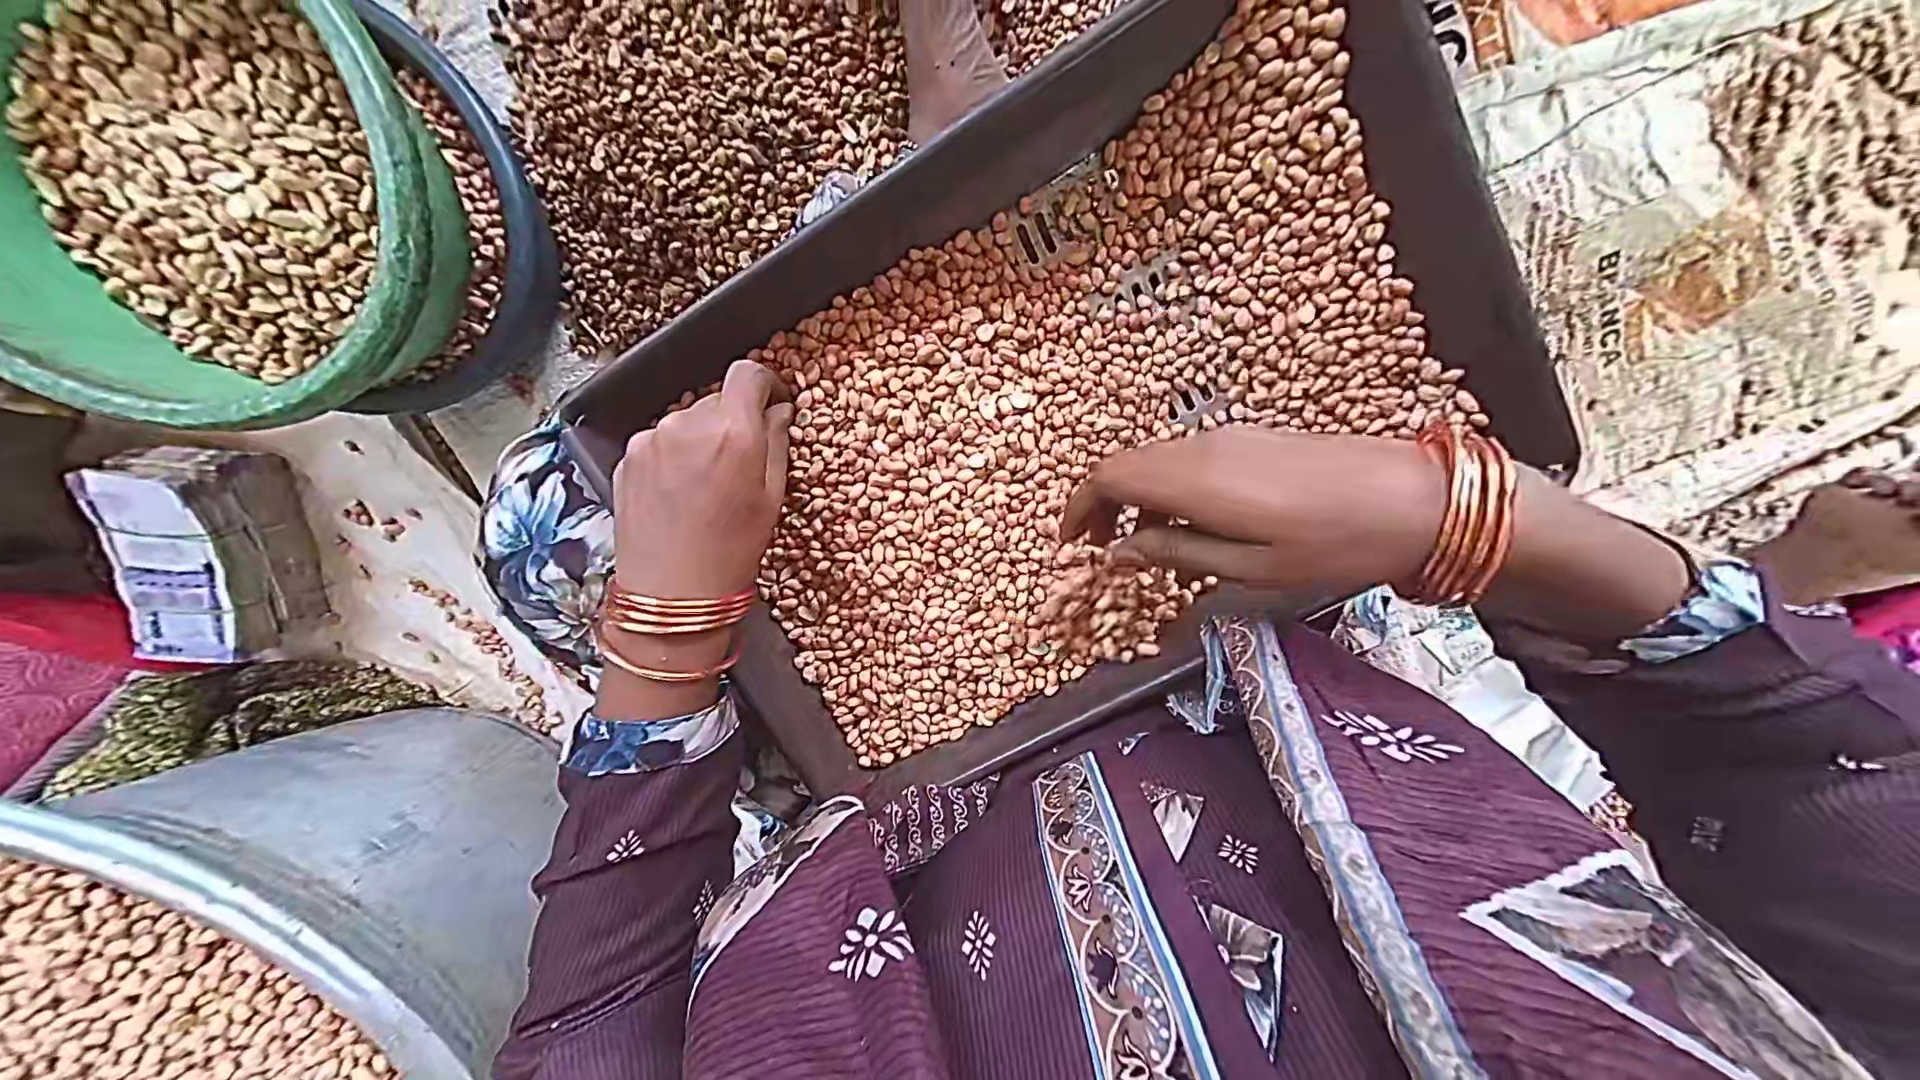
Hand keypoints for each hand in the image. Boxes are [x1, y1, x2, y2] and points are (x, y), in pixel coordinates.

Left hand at [612, 360, 792, 598]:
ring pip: (690, 417)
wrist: (671, 593)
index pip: (748, 373)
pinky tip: (683, 488)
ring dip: (705, 435)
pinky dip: (678, 451)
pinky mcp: (628, 454)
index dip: (766, 383)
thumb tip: (779, 410)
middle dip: (736, 418)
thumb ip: (777, 442)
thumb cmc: (732, 550)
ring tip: (710, 480)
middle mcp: (688, 423)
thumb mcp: (772, 498)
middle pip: (719, 397)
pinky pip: (663, 438)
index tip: (773, 401)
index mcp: (733, 432)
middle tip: (744, 458)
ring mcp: (652, 437)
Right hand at [1062, 424, 1691, 643]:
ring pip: (1154, 461)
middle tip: (1102, 550)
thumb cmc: (1334, 545)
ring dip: (1134, 499)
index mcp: (1194, 479)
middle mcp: (1201, 447)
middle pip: (1124, 464)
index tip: (1073, 545)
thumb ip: (1172, 554)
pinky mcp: (1249, 438)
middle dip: (1100, 505)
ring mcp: (1227, 437)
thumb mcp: (1247, 567)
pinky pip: (1185, 459)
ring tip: (1145, 547)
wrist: (1421, 499)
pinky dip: (1166, 490)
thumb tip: (1116, 554)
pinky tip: (1189, 524)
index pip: (1108, 478)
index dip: (1078, 509)